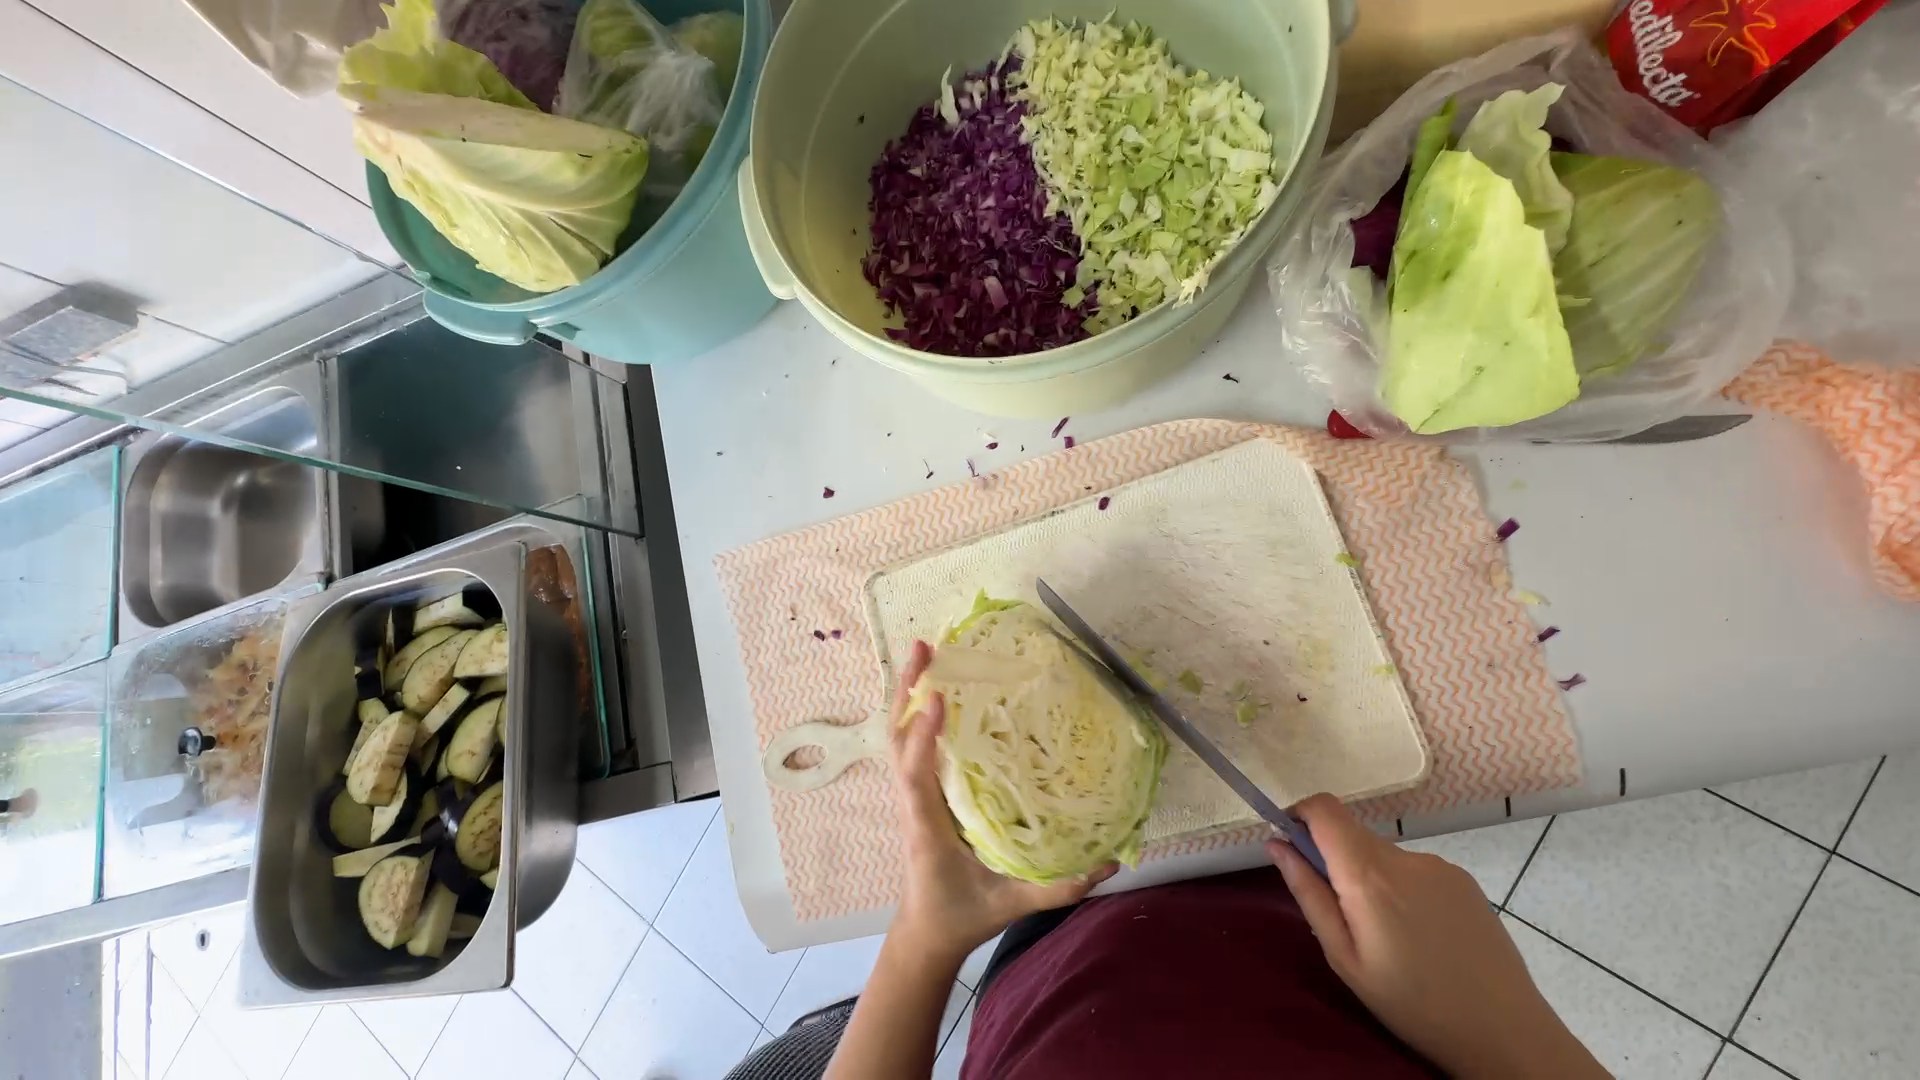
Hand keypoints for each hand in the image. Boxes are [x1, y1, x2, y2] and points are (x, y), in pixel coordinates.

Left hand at [886, 640, 1115, 962]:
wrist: (926, 933)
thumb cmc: (963, 916)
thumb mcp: (1013, 906)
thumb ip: (1059, 888)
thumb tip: (1109, 861)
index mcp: (928, 827)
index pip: (917, 776)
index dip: (923, 736)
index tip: (937, 698)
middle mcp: (913, 803)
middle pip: (897, 738)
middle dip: (907, 690)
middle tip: (925, 647)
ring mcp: (911, 795)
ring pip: (899, 735)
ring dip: (908, 693)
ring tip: (926, 652)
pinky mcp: (919, 791)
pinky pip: (911, 744)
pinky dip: (916, 711)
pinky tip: (935, 685)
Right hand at [1268, 795, 1607, 1079]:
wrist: (1507, 1035)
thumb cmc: (1412, 1003)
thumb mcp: (1344, 957)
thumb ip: (1308, 893)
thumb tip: (1276, 844)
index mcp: (1367, 875)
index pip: (1324, 809)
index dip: (1300, 815)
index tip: (1291, 844)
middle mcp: (1403, 857)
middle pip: (1351, 833)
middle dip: (1334, 859)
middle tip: (1341, 914)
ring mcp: (1438, 866)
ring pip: (1382, 854)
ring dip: (1370, 877)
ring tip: (1389, 934)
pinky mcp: (1464, 880)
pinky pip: (1413, 869)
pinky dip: (1402, 888)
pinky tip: (1421, 934)